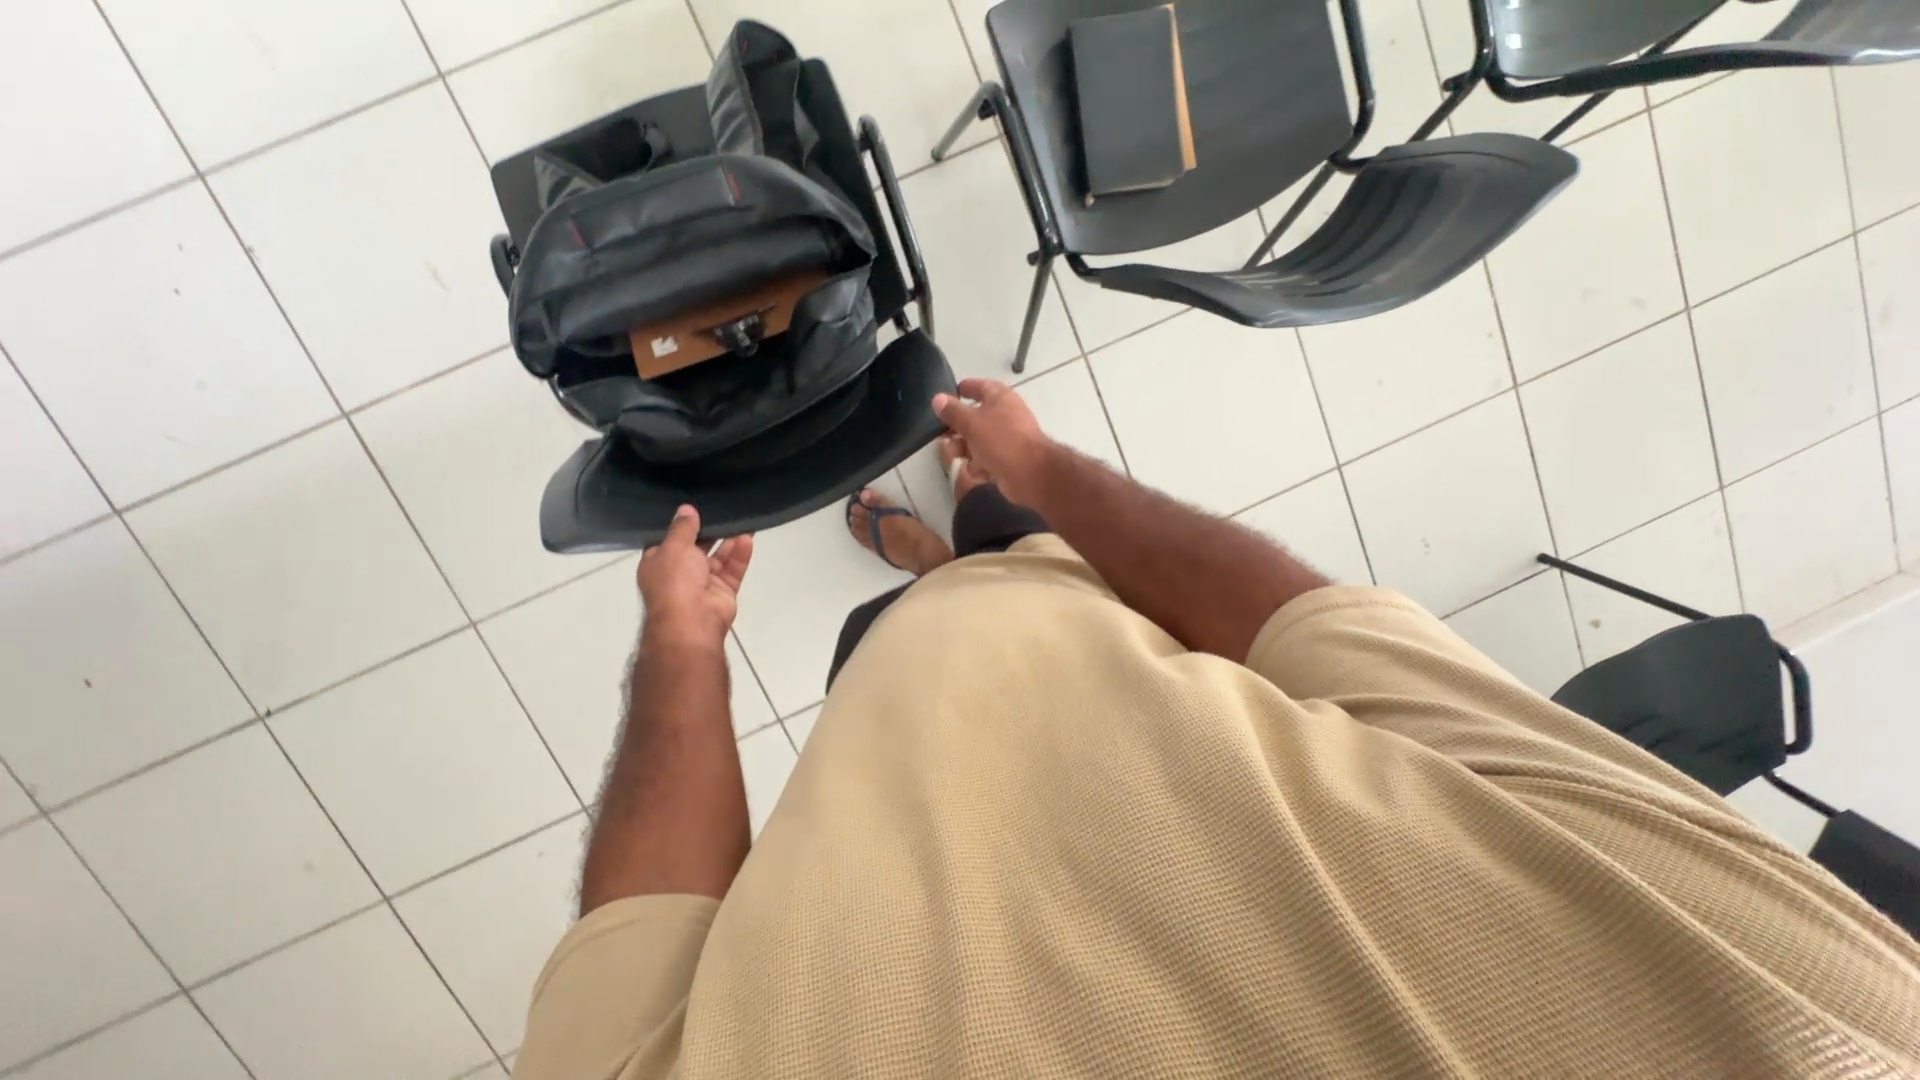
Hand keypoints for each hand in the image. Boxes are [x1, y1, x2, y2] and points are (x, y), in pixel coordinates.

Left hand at [638, 505, 752, 652]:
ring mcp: (703, 584)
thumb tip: (686, 509)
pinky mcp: (723, 592)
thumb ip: (683, 527)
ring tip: (742, 518)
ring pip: (718, 558)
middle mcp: (679, 573)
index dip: (680, 525)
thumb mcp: (673, 546)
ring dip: (729, 540)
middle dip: (709, 531)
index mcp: (658, 563)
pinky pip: (733, 570)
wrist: (692, 621)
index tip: (693, 507)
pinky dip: (739, 555)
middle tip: (723, 508)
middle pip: (697, 547)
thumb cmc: (674, 581)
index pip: (669, 540)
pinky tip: (748, 538)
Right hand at [932, 379, 1055, 504]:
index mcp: (1000, 398)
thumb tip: (937, 399)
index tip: (947, 395)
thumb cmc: (1000, 440)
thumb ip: (952, 411)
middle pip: (976, 416)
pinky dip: (979, 464)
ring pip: (979, 440)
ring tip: (953, 454)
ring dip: (964, 448)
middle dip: (957, 427)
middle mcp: (1005, 415)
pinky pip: (987, 459)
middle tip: (941, 434)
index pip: (980, 386)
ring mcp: (1008, 438)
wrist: (1030, 473)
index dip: (964, 389)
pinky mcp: (1008, 460)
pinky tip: (975, 471)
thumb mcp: (971, 422)